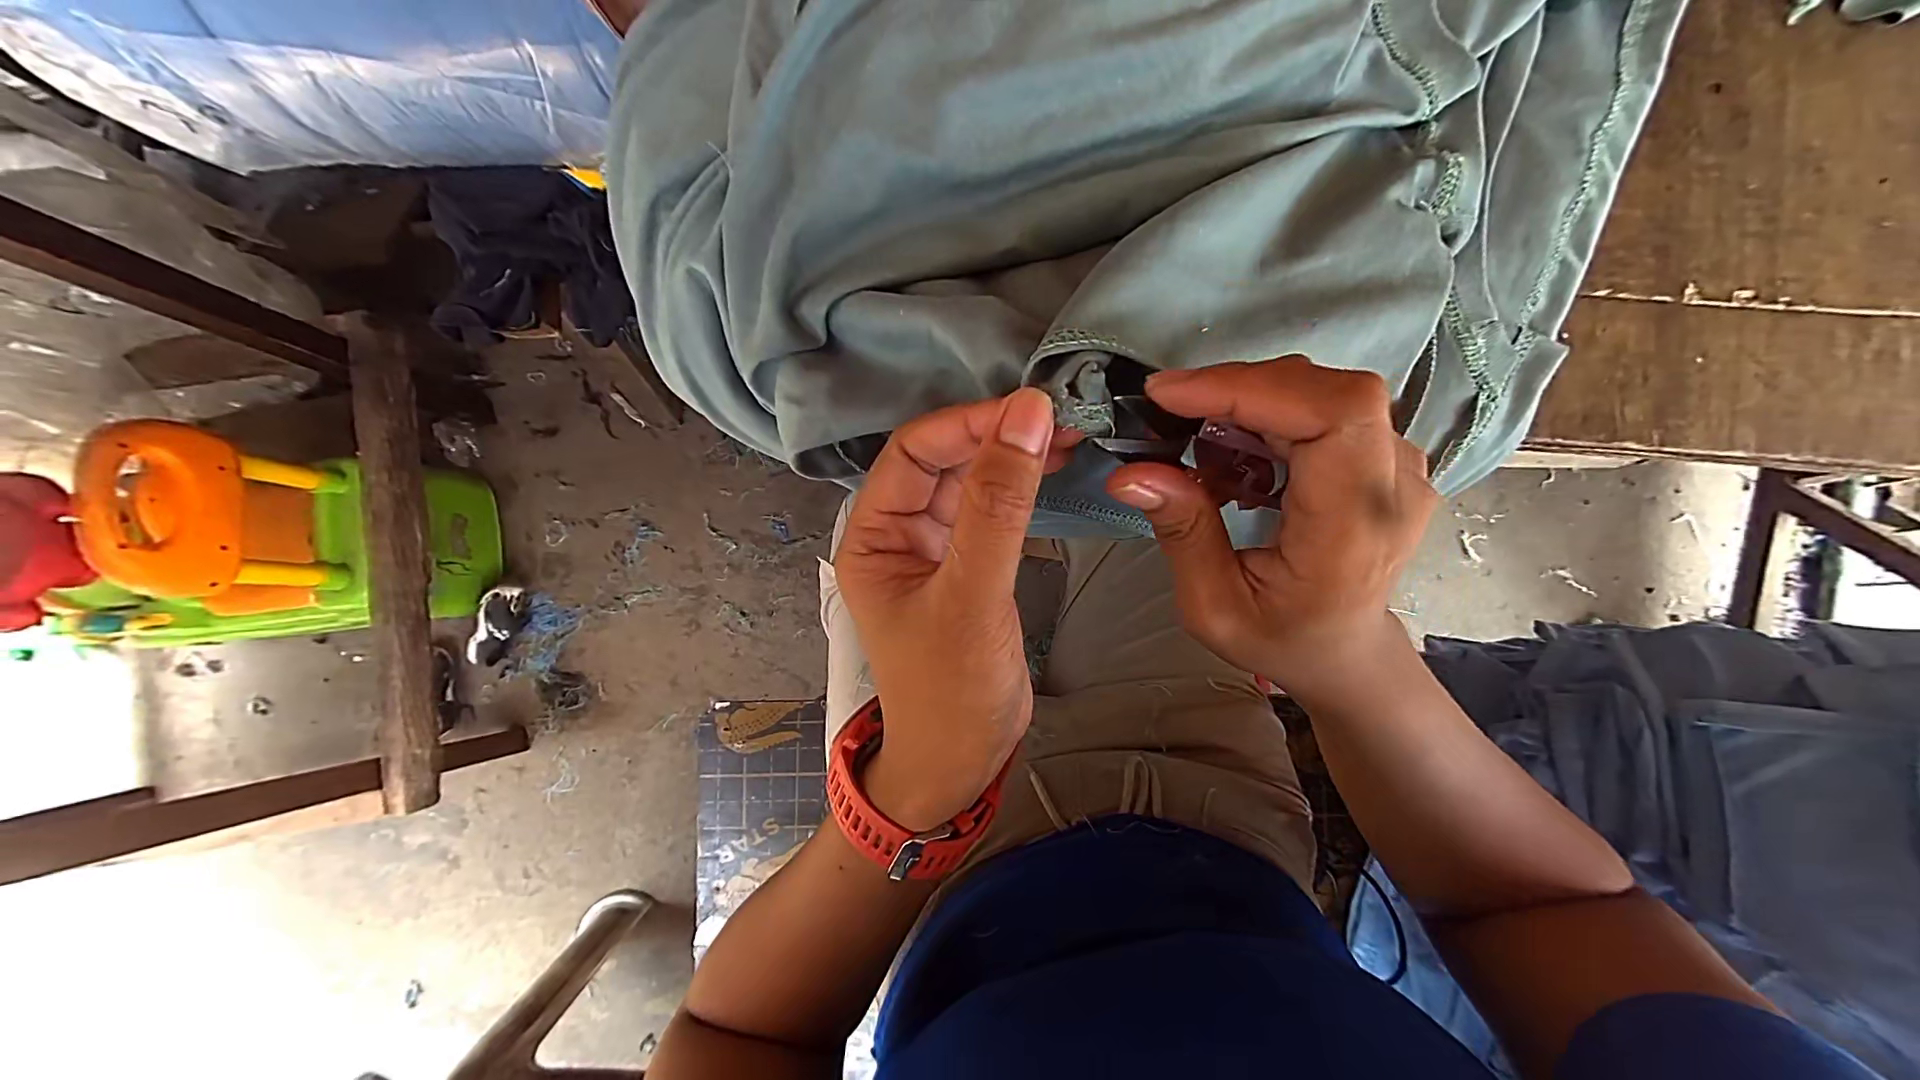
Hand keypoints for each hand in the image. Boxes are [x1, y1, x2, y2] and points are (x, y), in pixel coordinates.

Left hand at [833, 388, 1078, 829]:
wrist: (960, 760)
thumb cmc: (951, 688)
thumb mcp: (972, 594)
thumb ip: (998, 505)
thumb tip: (1029, 415)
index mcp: (874, 534)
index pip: (915, 451)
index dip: (970, 423)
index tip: (1033, 409)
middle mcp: (897, 532)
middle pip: (944, 460)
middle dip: (997, 435)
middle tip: (1062, 419)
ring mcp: (934, 548)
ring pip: (971, 481)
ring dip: (1014, 457)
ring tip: (1069, 436)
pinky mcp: (968, 565)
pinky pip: (992, 510)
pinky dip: (1022, 487)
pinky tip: (1053, 469)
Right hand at [1106, 357, 1436, 700]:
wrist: (1343, 651)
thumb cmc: (1281, 638)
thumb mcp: (1213, 606)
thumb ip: (1182, 533)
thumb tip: (1132, 473)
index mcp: (1354, 531)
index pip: (1330, 417)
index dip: (1249, 388)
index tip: (1170, 396)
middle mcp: (1393, 488)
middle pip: (1329, 392)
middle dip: (1239, 389)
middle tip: (1173, 415)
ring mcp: (1398, 467)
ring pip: (1324, 391)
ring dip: (1250, 402)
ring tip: (1203, 447)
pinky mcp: (1383, 456)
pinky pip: (1325, 407)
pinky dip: (1268, 413)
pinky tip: (1236, 452)